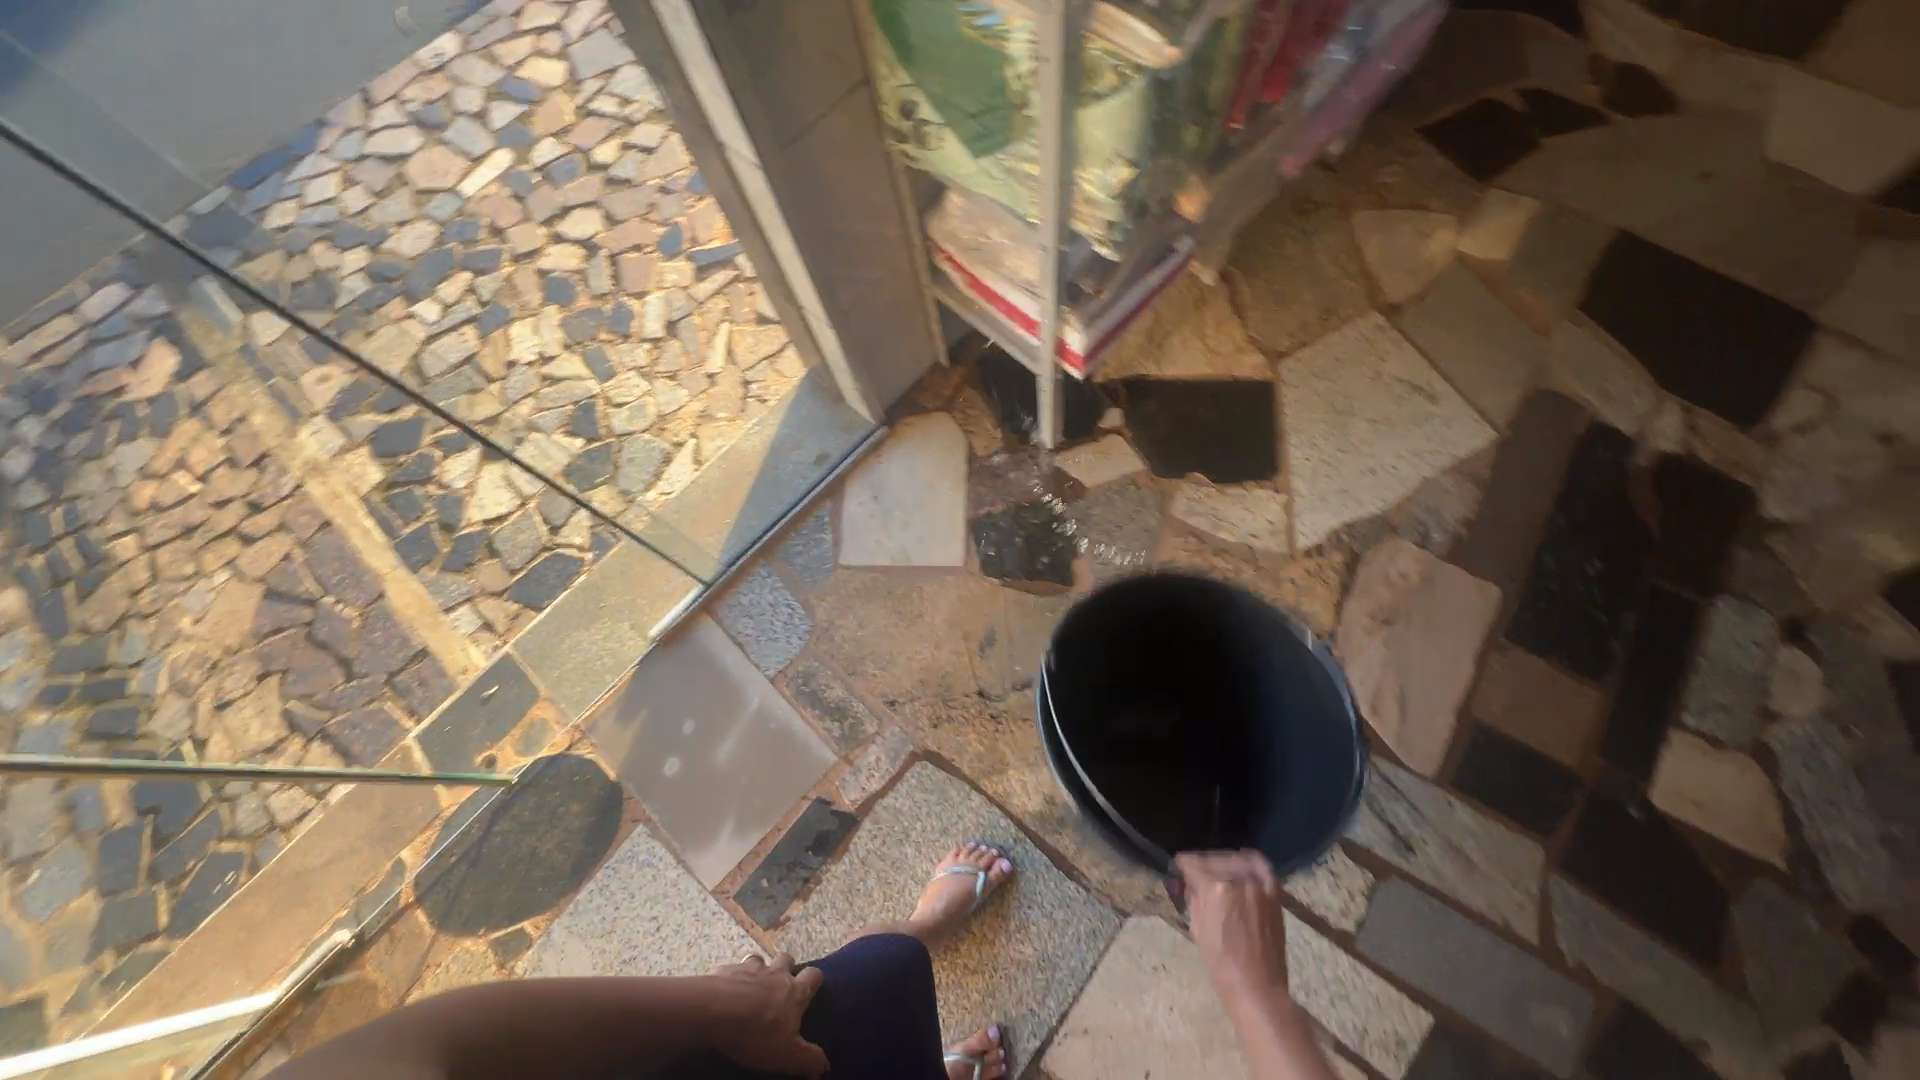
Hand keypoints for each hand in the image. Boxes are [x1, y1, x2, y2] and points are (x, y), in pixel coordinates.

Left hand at [707, 953, 827, 1077]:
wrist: (715, 1011)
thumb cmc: (757, 1032)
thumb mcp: (787, 1054)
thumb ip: (809, 1058)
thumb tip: (825, 1066)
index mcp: (795, 991)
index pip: (814, 976)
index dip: (814, 981)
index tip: (810, 990)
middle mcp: (776, 973)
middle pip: (787, 960)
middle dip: (786, 968)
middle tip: (779, 987)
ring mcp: (751, 968)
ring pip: (761, 960)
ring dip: (759, 971)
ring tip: (752, 988)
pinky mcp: (727, 970)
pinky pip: (734, 969)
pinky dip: (734, 978)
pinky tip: (728, 991)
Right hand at [1175, 850, 1286, 1000]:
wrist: (1257, 986)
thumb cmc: (1220, 963)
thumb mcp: (1197, 928)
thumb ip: (1196, 899)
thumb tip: (1193, 883)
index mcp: (1216, 889)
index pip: (1194, 866)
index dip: (1184, 864)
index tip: (1179, 864)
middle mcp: (1239, 880)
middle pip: (1215, 861)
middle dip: (1202, 864)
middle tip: (1195, 871)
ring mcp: (1259, 886)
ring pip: (1237, 861)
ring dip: (1223, 861)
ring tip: (1216, 868)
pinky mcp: (1274, 895)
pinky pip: (1262, 867)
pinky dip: (1250, 861)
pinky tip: (1242, 861)